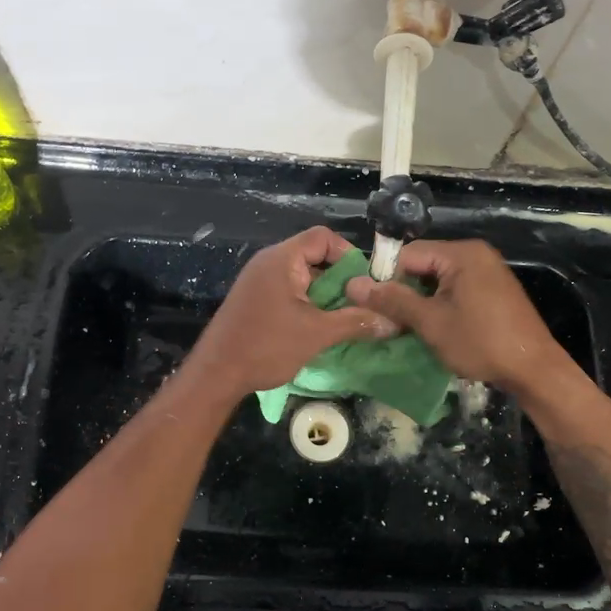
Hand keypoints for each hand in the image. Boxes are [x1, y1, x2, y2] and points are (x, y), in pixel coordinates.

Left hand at [182, 227, 395, 398]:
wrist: (216, 373)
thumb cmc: (266, 346)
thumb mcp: (317, 333)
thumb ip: (356, 322)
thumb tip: (393, 322)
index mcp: (282, 259)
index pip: (323, 237)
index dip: (348, 254)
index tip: (366, 282)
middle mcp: (269, 263)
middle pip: (315, 256)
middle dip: (341, 280)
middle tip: (362, 304)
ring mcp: (260, 282)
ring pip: (304, 278)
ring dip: (327, 296)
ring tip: (346, 319)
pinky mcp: (256, 300)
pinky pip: (291, 292)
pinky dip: (309, 305)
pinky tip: (321, 328)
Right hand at [343, 239, 571, 394]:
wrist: (534, 370)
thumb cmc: (480, 342)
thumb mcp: (430, 322)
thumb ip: (392, 300)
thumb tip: (353, 284)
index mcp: (461, 253)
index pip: (408, 254)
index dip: (386, 279)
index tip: (373, 308)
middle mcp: (475, 255)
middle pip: (422, 265)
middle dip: (403, 292)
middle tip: (388, 322)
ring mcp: (487, 272)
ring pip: (437, 281)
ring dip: (420, 303)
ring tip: (408, 329)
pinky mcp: (493, 292)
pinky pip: (455, 291)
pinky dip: (440, 307)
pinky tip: (434, 329)